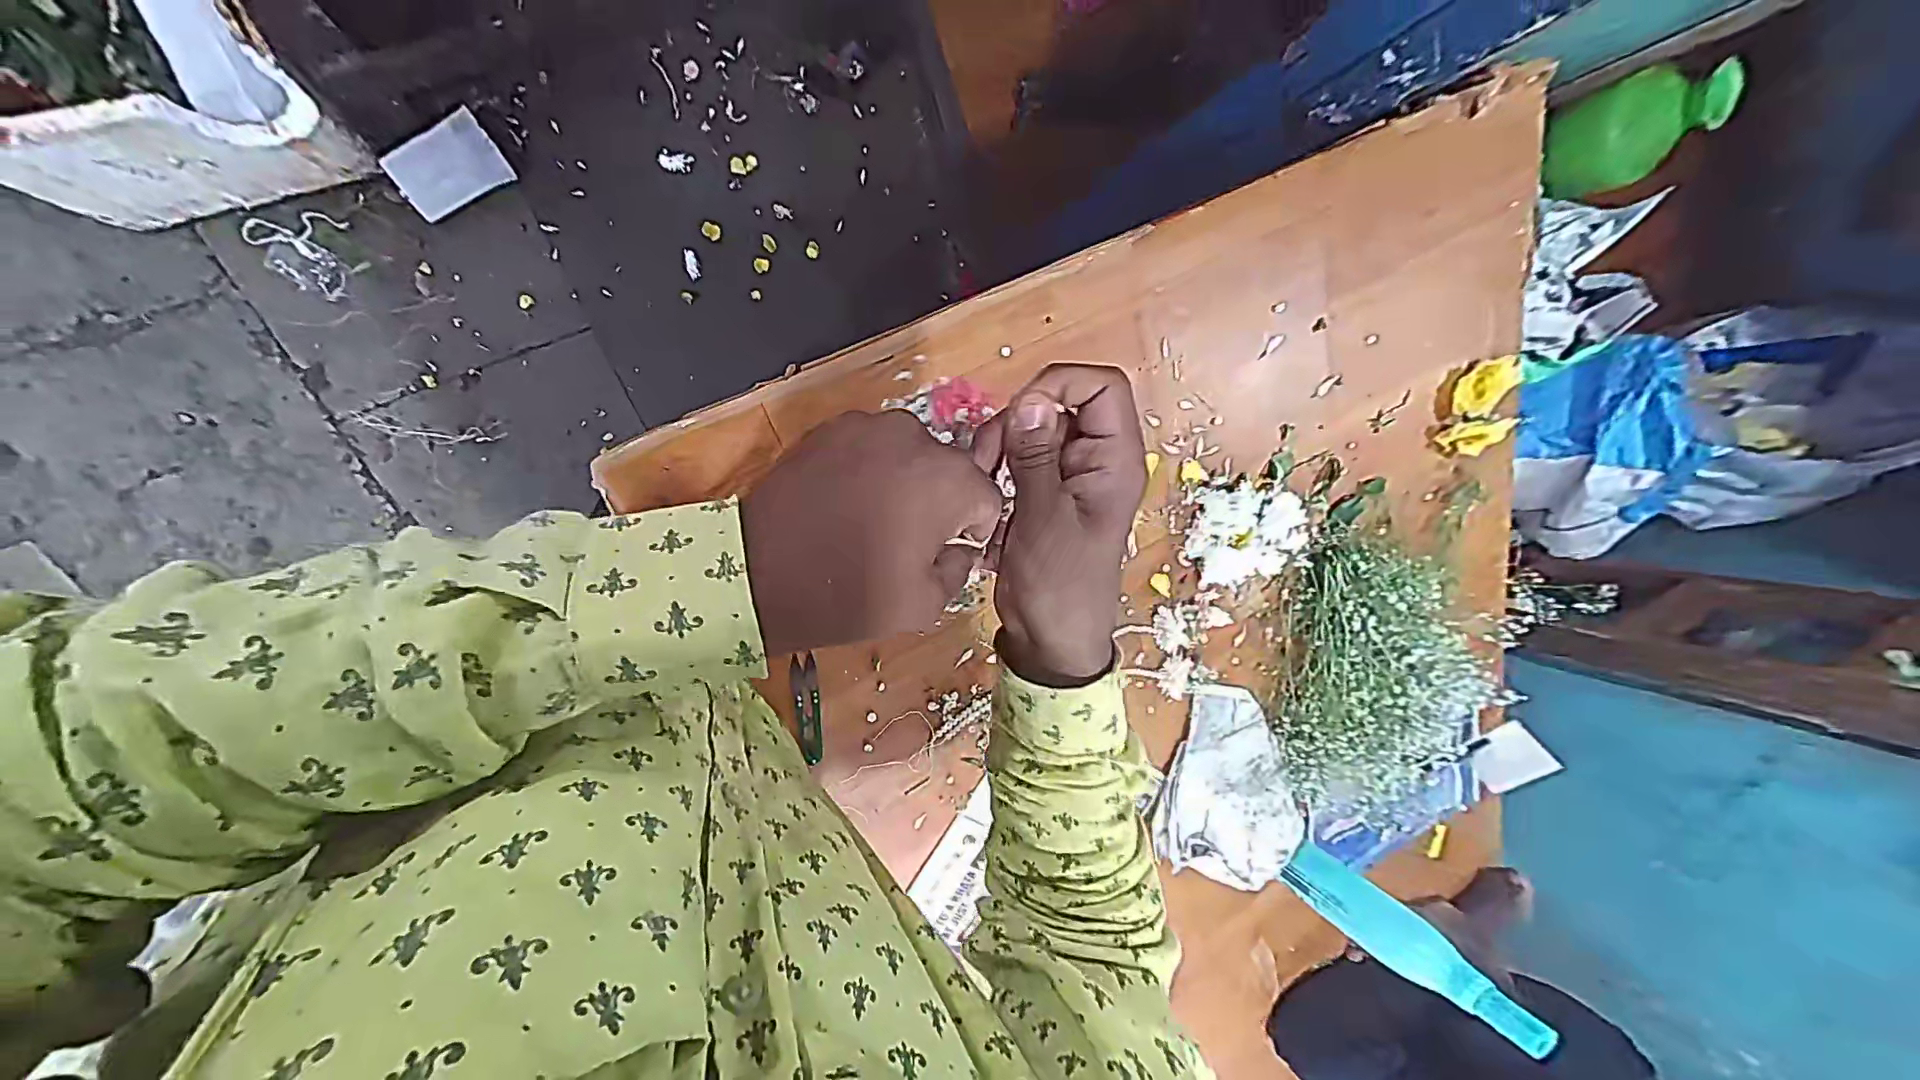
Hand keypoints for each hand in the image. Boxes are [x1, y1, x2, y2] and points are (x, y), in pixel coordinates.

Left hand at [741, 410, 1002, 656]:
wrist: (761, 573)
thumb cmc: (851, 594)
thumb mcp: (926, 603)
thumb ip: (960, 568)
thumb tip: (959, 548)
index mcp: (950, 480)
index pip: (987, 498)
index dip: (972, 529)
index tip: (947, 548)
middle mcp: (917, 439)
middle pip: (950, 470)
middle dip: (940, 500)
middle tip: (908, 536)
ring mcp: (870, 427)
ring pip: (911, 454)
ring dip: (905, 480)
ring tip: (872, 517)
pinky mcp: (833, 427)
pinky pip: (871, 447)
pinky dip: (869, 468)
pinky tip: (846, 500)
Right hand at [971, 364, 1145, 685]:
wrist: (1050, 637)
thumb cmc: (1059, 586)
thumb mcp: (1044, 518)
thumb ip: (1036, 456)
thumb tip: (1030, 400)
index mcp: (1115, 460)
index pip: (1103, 387)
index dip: (1062, 383)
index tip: (1020, 410)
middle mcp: (1095, 460)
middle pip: (1058, 404)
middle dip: (1017, 422)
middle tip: (988, 459)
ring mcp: (1068, 475)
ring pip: (1032, 429)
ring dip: (1000, 447)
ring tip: (984, 483)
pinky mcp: (1044, 491)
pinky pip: (1019, 458)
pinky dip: (998, 469)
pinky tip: (988, 501)